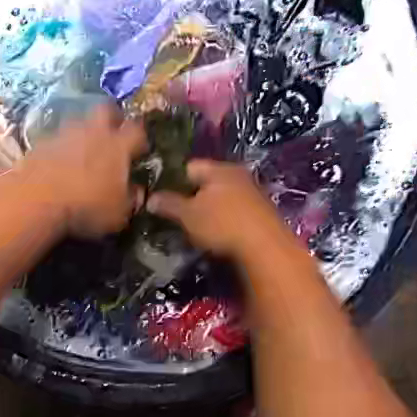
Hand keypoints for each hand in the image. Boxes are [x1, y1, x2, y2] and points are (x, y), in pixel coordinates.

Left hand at [10, 104, 147, 236]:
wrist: (35, 201)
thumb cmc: (86, 208)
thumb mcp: (118, 214)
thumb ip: (131, 200)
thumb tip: (137, 192)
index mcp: (118, 146)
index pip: (137, 130)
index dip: (140, 139)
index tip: (139, 150)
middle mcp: (93, 131)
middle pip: (106, 110)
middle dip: (112, 118)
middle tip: (113, 134)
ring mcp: (64, 134)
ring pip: (78, 121)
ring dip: (84, 132)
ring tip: (83, 151)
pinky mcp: (40, 142)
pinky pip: (56, 139)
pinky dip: (61, 147)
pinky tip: (58, 163)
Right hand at [145, 160, 296, 259]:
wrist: (267, 250)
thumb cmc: (222, 225)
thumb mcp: (188, 215)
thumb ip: (168, 204)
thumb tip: (150, 198)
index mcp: (219, 169)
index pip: (189, 167)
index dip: (172, 180)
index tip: (161, 198)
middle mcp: (238, 175)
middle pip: (207, 182)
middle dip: (191, 196)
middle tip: (175, 214)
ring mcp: (254, 194)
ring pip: (222, 198)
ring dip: (209, 210)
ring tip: (194, 228)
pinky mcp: (262, 214)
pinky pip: (235, 212)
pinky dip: (224, 221)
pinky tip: (218, 235)